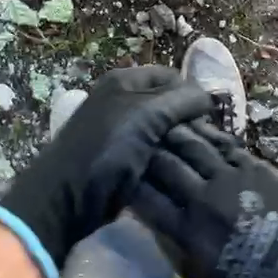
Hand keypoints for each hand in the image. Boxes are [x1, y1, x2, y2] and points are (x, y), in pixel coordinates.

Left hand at [0, 66, 212, 277]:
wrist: (66, 199)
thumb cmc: (106, 149)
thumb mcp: (146, 115)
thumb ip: (180, 101)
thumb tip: (209, 97)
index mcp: (124, 81)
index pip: (171, 77)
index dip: (192, 94)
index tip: (211, 119)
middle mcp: (121, 100)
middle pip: (167, 104)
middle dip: (187, 121)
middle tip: (209, 143)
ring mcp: (119, 131)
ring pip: (162, 131)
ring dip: (179, 143)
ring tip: (199, 160)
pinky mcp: (119, 160)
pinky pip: (152, 154)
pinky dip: (166, 160)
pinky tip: (181, 173)